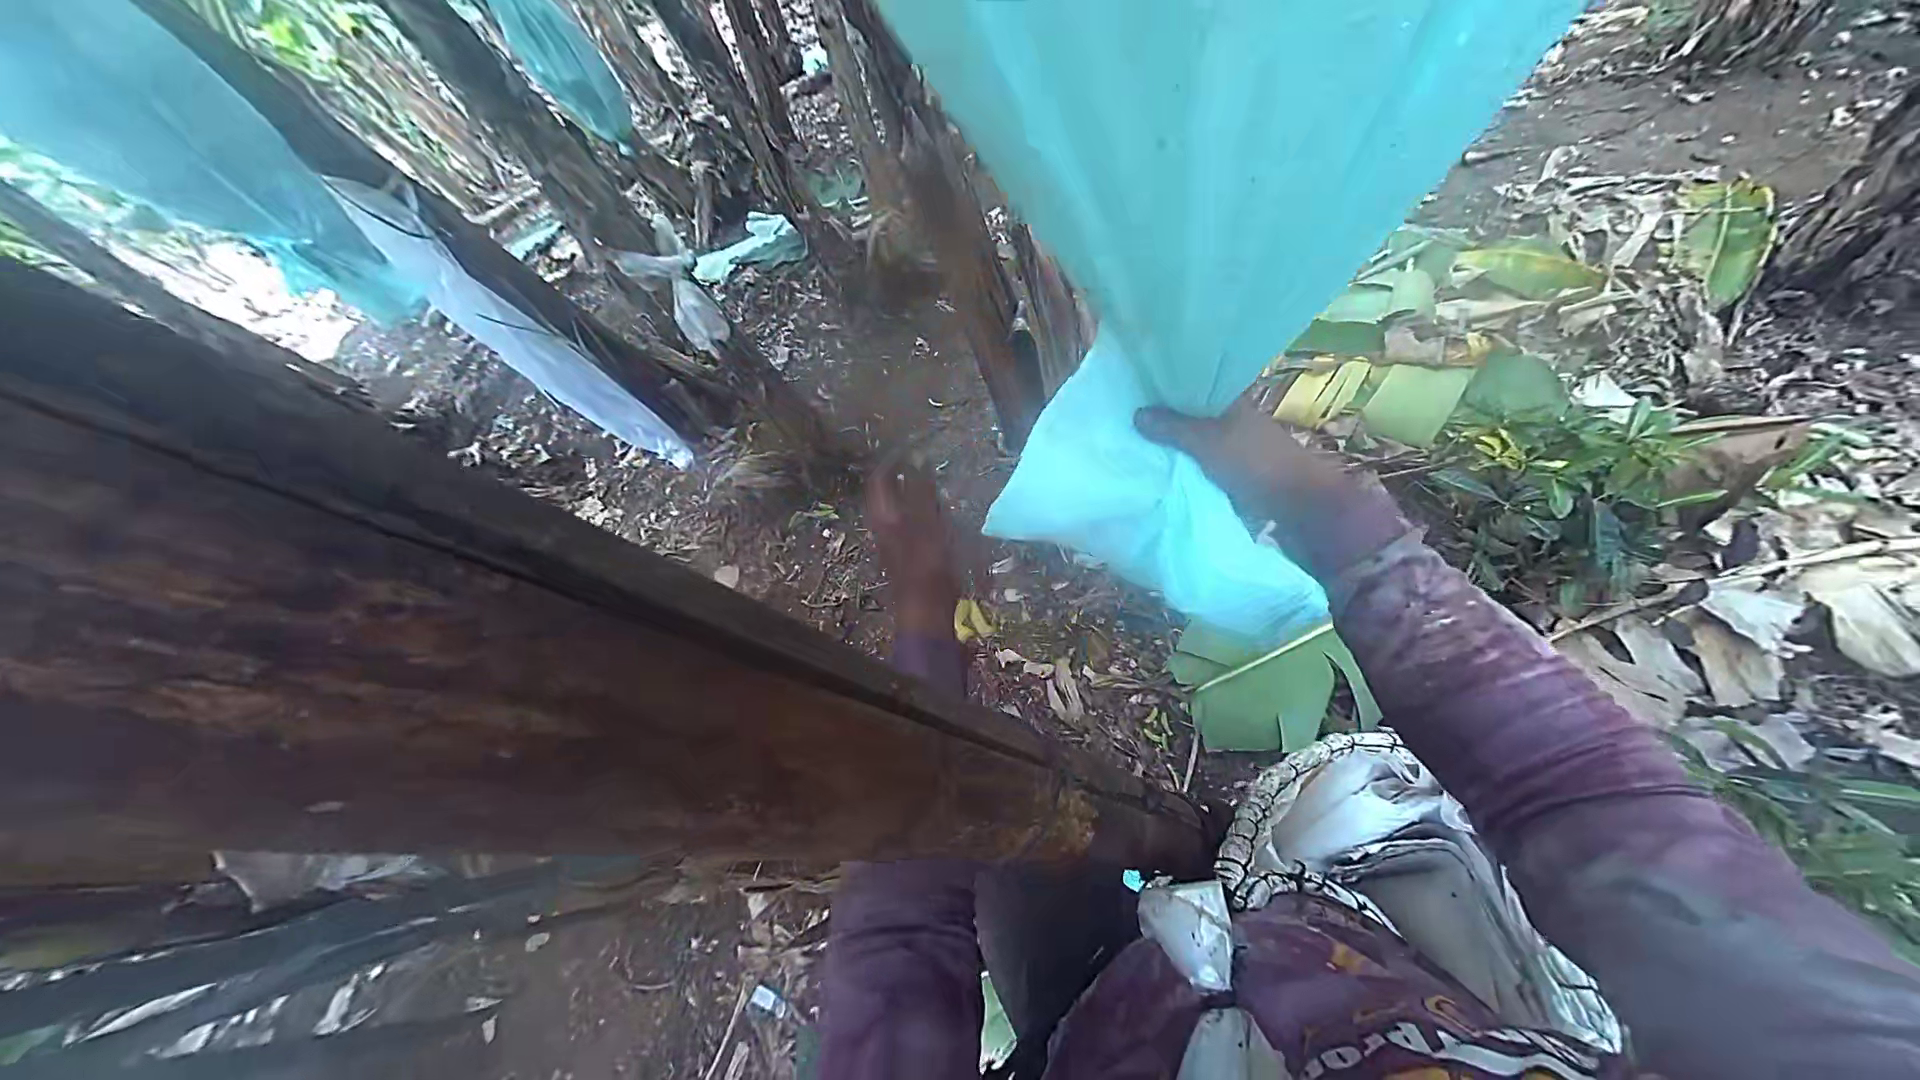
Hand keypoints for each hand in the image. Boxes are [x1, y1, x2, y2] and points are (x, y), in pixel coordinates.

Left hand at [865, 455, 963, 638]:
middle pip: (888, 493)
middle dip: (905, 477)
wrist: (927, 608)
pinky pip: (911, 524)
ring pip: (899, 508)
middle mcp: (882, 526)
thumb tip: (918, 459)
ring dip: (915, 495)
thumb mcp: (926, 521)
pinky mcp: (905, 554)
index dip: (893, 461)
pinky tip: (940, 515)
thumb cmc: (927, 563)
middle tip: (927, 466)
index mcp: (882, 515)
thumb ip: (921, 490)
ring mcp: (892, 541)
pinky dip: (923, 513)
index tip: (913, 449)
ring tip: (937, 487)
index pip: (879, 477)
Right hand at [1133, 397, 1405, 576]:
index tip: (1140, 388)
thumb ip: (1173, 428)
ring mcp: (1235, 445)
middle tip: (1131, 416)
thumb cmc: (1254, 463)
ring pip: (1196, 438)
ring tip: (1139, 440)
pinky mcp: (1234, 469)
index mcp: (1233, 401)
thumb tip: (1137, 413)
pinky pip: (1201, 460)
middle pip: (1193, 413)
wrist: (1296, 503)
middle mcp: (1234, 418)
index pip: (1197, 383)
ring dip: (1175, 442)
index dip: (1171, 385)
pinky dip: (1185, 462)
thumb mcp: (1208, 442)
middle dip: (1167, 416)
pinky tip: (1163, 465)